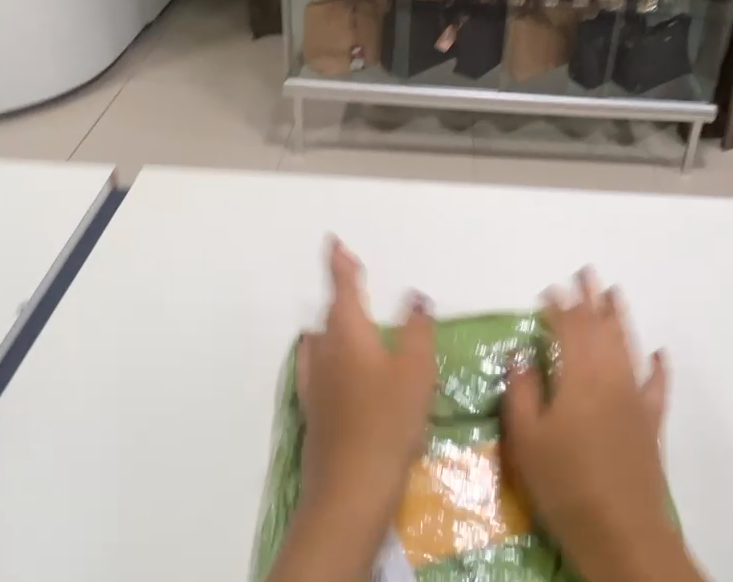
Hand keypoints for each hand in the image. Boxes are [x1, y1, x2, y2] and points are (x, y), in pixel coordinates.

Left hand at [297, 239, 434, 513]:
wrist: (350, 489)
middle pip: (330, 314)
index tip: (334, 243)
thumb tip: (414, 297)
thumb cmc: (388, 421)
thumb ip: (417, 329)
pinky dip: (328, 353)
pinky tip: (334, 367)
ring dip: (333, 324)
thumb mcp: (416, 370)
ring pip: (321, 342)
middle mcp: (325, 353)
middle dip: (340, 293)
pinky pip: (318, 367)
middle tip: (352, 277)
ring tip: (347, 318)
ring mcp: (316, 385)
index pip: (341, 289)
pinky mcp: (315, 413)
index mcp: (349, 335)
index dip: (339, 265)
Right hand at [503, 270, 702, 581]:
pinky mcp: (652, 422)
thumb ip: (521, 391)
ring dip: (619, 317)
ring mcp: (635, 398)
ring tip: (613, 293)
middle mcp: (611, 376)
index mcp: (578, 375)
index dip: (558, 307)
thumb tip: (521, 354)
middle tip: (585, 273)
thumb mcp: (526, 439)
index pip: (568, 328)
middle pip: (600, 328)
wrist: (621, 531)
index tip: (548, 290)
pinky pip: (657, 385)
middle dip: (590, 300)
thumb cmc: (564, 484)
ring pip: (628, 345)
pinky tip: (659, 353)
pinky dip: (658, 366)